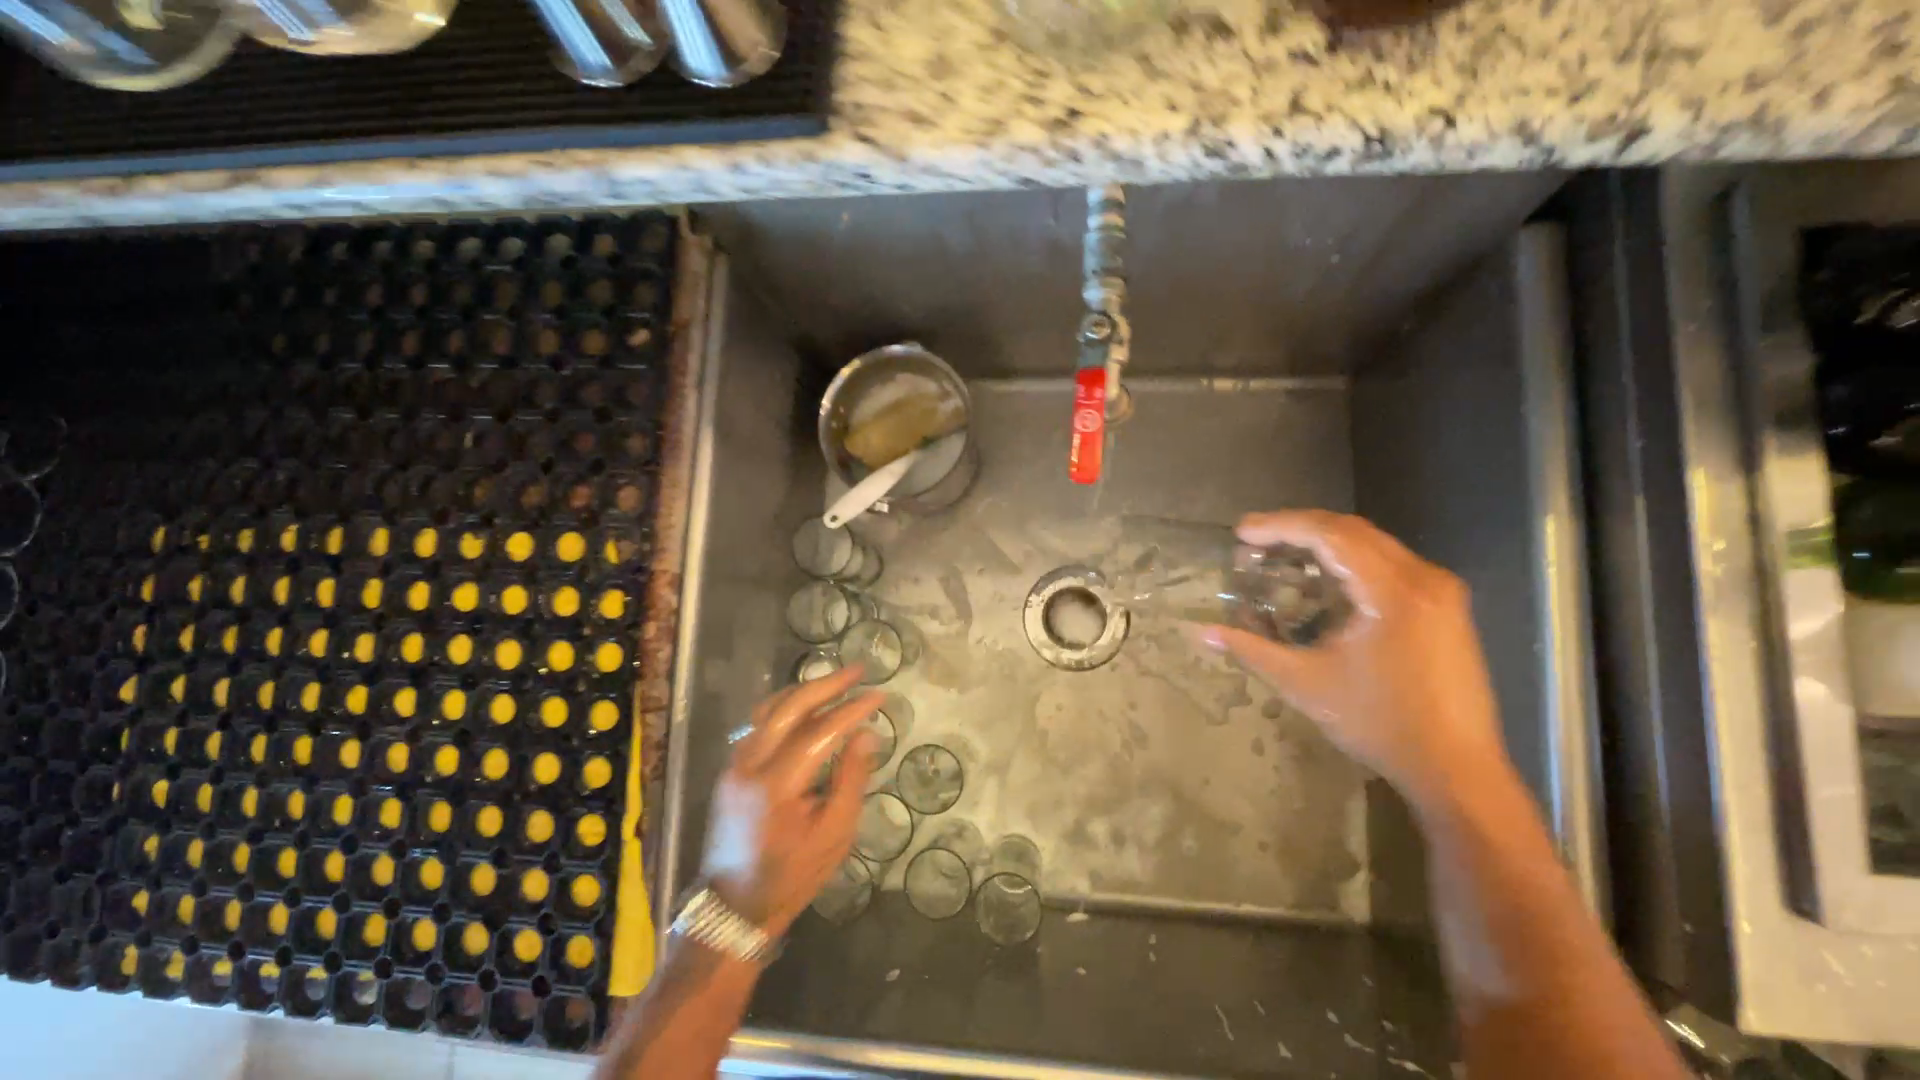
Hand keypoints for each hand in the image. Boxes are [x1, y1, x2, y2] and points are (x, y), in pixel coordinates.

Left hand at [699, 666, 880, 938]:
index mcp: (776, 786)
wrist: (733, 904)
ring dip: (803, 691)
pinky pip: (758, 724)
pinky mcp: (730, 769)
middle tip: (858, 671)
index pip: (819, 732)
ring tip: (835, 682)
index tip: (878, 696)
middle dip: (826, 685)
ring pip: (768, 710)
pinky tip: (805, 706)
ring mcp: (734, 764)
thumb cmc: (792, 876)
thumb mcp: (834, 836)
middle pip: (788, 708)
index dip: (851, 710)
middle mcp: (749, 765)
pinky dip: (784, 707)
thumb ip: (850, 781)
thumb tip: (866, 735)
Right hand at [1189, 510, 1509, 812]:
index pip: (1331, 535)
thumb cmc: (1380, 724)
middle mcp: (1423, 578)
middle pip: (1353, 531)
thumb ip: (1252, 650)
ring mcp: (1441, 592)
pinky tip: (1325, 584)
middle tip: (1254, 543)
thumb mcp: (1306, 685)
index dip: (1281, 526)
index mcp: (1392, 591)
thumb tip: (1201, 632)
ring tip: (1281, 558)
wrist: (1457, 768)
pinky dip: (1352, 564)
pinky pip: (1391, 566)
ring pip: (1374, 546)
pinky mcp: (1447, 608)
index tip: (1241, 534)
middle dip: (1299, 530)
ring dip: (1326, 546)